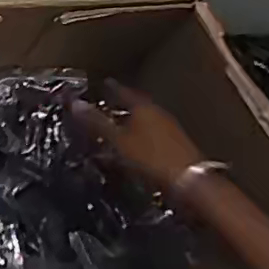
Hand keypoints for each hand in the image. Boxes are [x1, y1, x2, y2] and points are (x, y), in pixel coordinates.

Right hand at [73, 80, 207, 190]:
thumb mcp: (117, 141)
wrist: (194, 185)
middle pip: (137, 104)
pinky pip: (155, 133)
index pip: (124, 91)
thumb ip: (96, 122)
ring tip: (119, 124)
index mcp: (143, 107)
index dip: (112, 87)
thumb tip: (74, 102)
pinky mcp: (180, 147)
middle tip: (108, 103)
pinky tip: (137, 143)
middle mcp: (159, 114)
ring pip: (147, 119)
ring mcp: (172, 130)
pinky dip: (143, 134)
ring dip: (134, 120)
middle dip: (123, 104)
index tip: (103, 83)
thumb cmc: (151, 158)